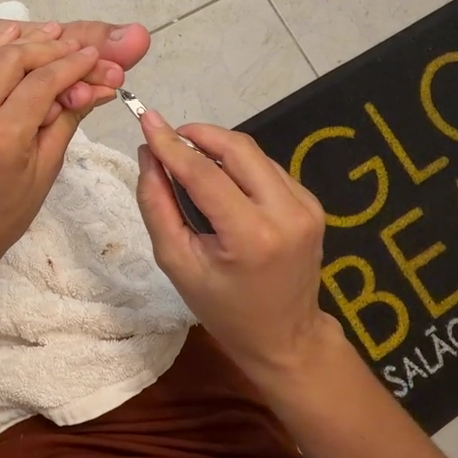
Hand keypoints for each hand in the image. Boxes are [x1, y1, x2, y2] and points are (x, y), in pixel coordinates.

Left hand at [0, 24, 100, 269]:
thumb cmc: (6, 213)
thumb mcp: (45, 170)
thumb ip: (67, 121)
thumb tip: (97, 87)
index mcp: (1, 138)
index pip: (41, 84)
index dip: (71, 65)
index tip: (94, 56)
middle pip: (14, 60)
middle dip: (50, 48)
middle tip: (79, 46)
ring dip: (26, 43)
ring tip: (56, 32)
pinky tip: (18, 34)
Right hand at [135, 112, 343, 381]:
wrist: (285, 338)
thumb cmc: (223, 307)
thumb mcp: (176, 262)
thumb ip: (157, 205)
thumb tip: (149, 155)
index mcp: (252, 236)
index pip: (205, 174)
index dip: (172, 145)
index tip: (146, 120)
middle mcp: (287, 214)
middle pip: (237, 149)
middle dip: (198, 134)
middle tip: (168, 140)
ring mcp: (306, 207)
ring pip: (253, 154)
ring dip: (217, 149)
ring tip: (190, 164)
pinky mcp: (311, 204)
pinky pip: (266, 168)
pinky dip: (237, 165)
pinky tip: (221, 183)